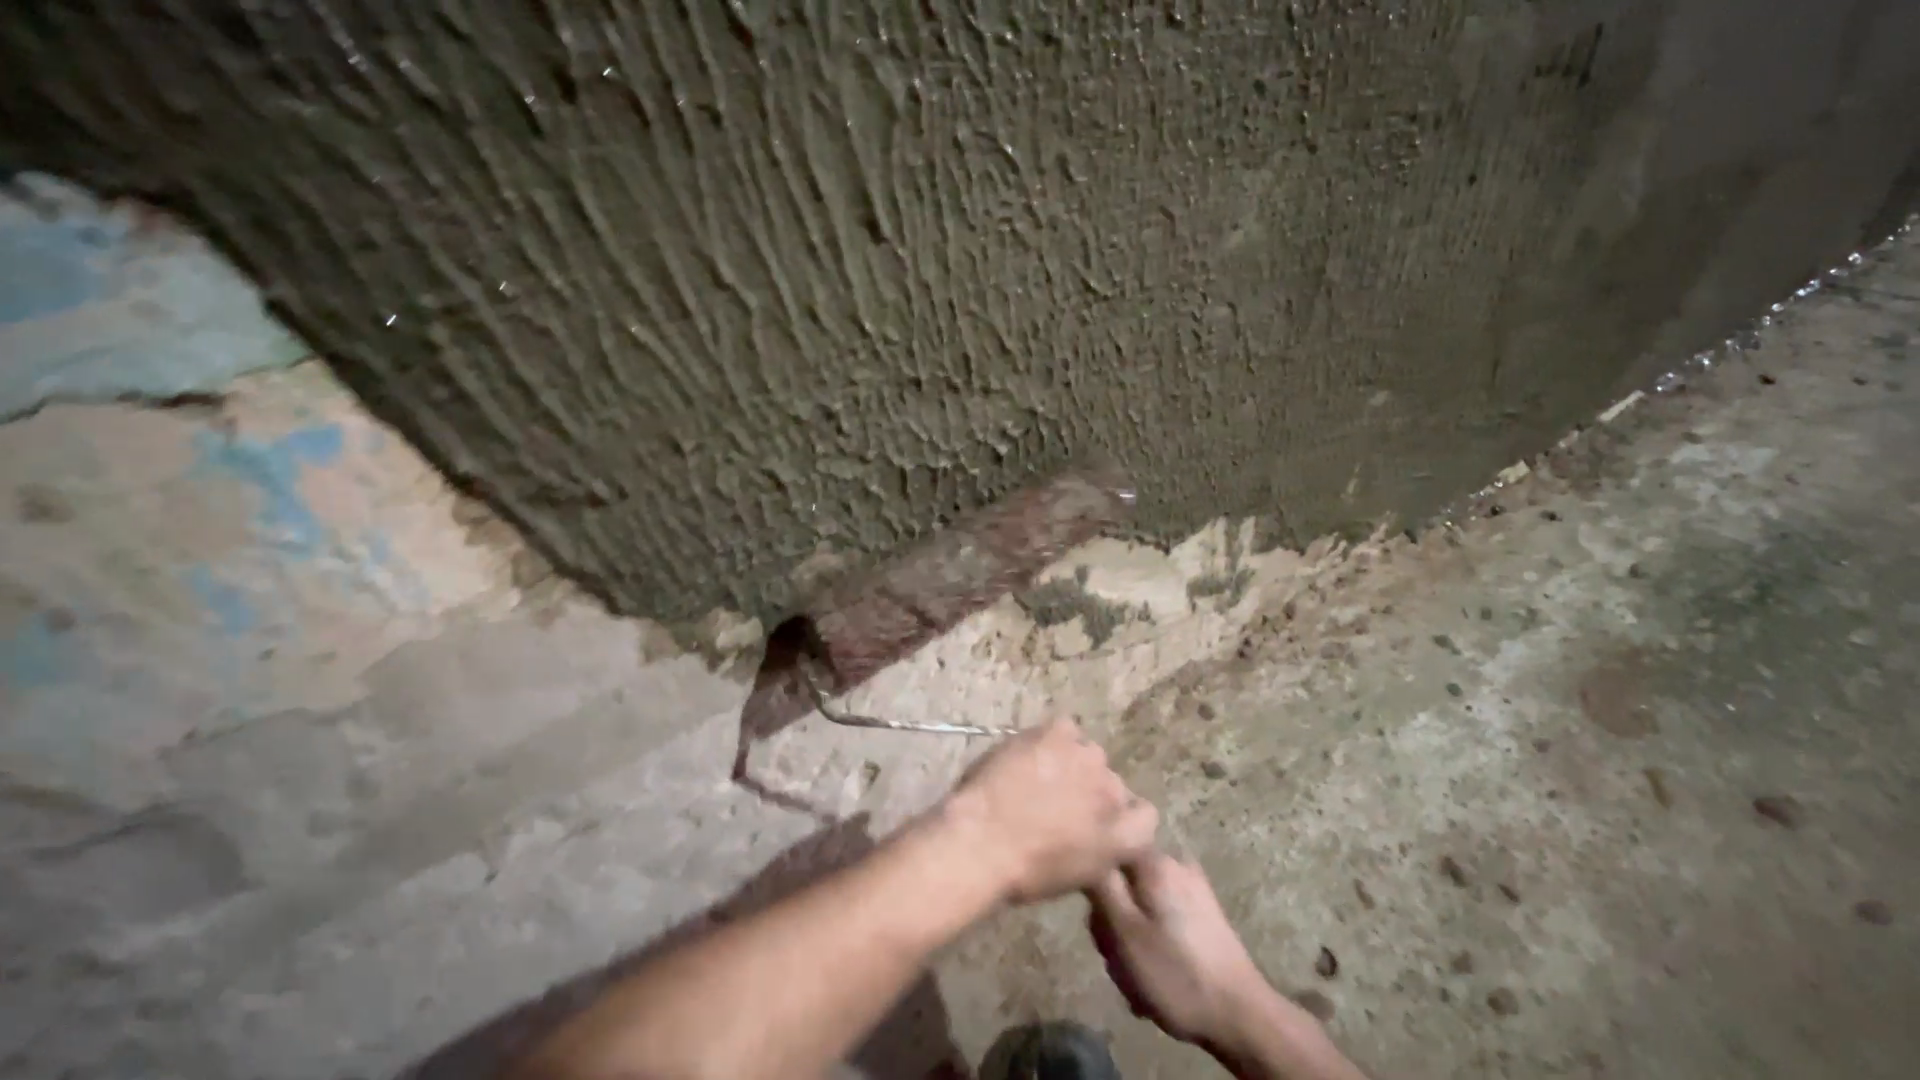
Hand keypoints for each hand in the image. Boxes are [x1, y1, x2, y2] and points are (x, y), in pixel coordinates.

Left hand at [941, 719, 1158, 904]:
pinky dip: (1052, 740)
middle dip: (1089, 791)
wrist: (982, 841)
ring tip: (1039, 777)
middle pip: (1111, 783)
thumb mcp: (1077, 877)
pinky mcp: (1059, 734)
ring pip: (1088, 754)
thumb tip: (1103, 839)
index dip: (1119, 818)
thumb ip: (1104, 853)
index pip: (1144, 817)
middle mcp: (1116, 791)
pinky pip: (1066, 730)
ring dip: (1071, 764)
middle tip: (1057, 803)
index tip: (1093, 823)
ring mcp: (1088, 758)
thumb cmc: (1025, 872)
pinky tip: (1032, 754)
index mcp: (1126, 835)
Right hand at [1087, 853, 1275, 1048]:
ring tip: (1136, 975)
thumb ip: (1100, 885)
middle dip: (1112, 921)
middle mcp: (1175, 864)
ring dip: (1130, 939)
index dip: (1093, 887)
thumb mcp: (1123, 931)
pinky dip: (1152, 945)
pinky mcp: (1203, 916)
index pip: (1104, 853)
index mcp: (1155, 862)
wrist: (1239, 1015)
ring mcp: (1193, 890)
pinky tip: (1155, 975)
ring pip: (1140, 906)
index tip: (1098, 921)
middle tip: (1117, 957)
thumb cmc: (1174, 973)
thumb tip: (1089, 851)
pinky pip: (1161, 921)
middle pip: (1122, 882)